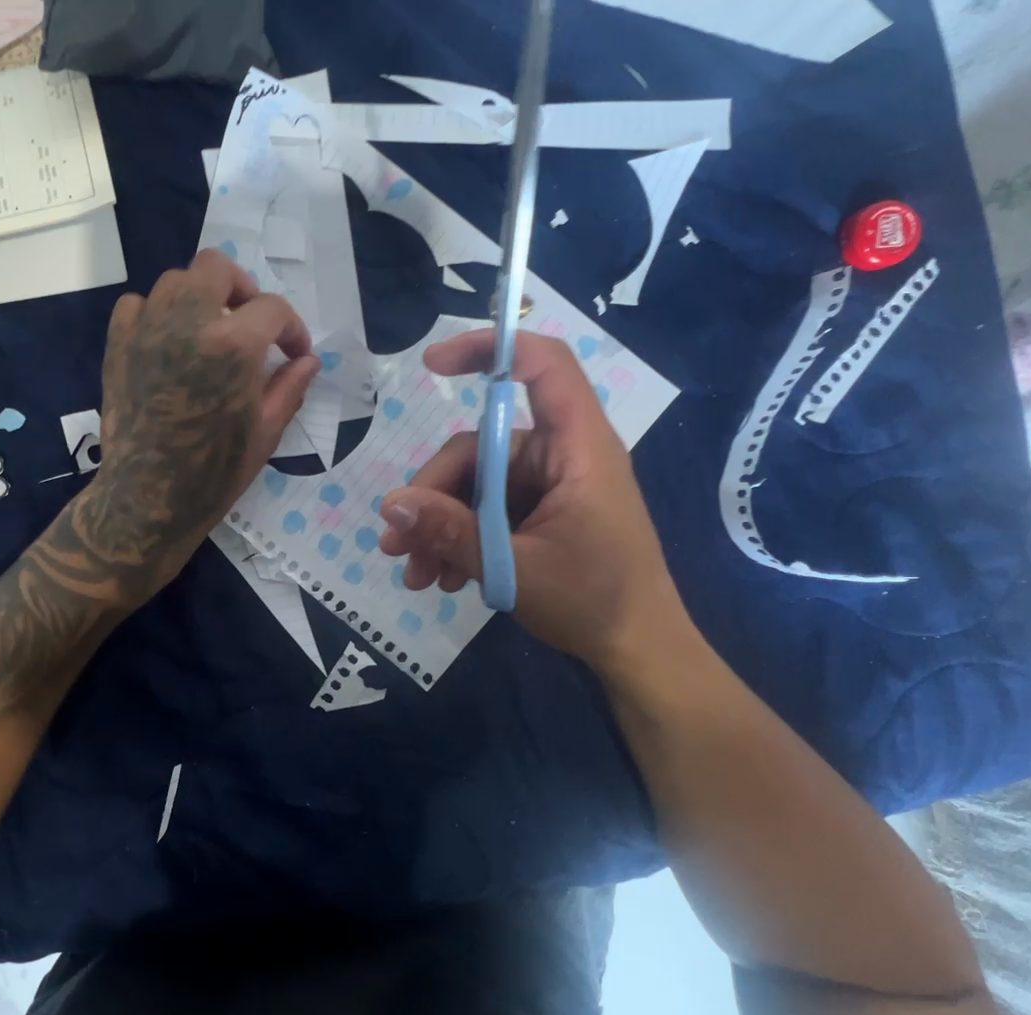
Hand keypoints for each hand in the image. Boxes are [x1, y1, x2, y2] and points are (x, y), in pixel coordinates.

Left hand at [78, 248, 320, 590]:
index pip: (272, 309)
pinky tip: (168, 342)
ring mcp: (148, 331)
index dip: (292, 328)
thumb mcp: (265, 432)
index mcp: (233, 345)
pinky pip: (136, 305)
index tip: (293, 351)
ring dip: (198, 298)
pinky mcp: (118, 346)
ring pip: (174, 281)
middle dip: (241, 289)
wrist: (148, 498)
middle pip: (216, 268)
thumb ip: (289, 387)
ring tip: (208, 331)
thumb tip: (308, 360)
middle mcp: (188, 323)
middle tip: (248, 322)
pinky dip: (155, 313)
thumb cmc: (214, 473)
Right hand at [376, 330, 689, 670]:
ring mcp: (548, 487)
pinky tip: (436, 577)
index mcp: (578, 450)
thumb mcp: (513, 568)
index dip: (490, 348)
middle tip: (396, 542)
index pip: (543, 367)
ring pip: (474, 485)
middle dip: (432, 494)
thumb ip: (452, 532)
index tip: (430, 365)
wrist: (638, 651)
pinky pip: (485, 512)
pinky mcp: (539, 514)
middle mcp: (561, 457)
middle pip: (481, 447)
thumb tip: (391, 503)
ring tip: (413, 572)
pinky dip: (457, 539)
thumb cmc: (594, 601)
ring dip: (437, 526)